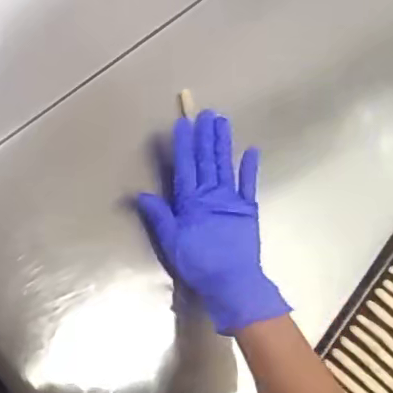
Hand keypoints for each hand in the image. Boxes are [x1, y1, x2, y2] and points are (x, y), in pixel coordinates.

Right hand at [135, 110, 289, 334]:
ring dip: (223, 142)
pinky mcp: (248, 209)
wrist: (232, 281)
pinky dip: (250, 167)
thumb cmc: (197, 262)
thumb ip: (158, 215)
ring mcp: (232, 199)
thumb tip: (141, 194)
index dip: (184, 144)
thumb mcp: (170, 241)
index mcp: (190, 201)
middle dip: (204, 135)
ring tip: (222, 121)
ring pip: (225, 165)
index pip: (185, 166)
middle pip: (207, 160)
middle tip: (205, 112)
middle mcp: (211, 194)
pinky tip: (251, 150)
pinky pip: (249, 183)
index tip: (183, 123)